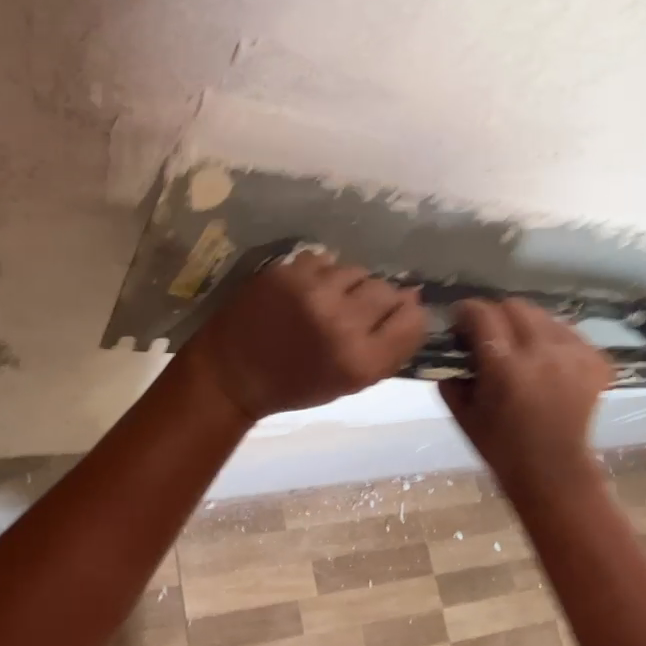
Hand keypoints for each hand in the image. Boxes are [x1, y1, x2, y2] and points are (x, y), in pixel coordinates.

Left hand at [183, 250, 428, 420]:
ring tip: (329, 300)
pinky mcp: (287, 273)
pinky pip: (325, 259)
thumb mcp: (348, 383)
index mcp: (361, 361)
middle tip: (355, 311)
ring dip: (350, 284)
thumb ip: (388, 348)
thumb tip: (414, 302)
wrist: (231, 373)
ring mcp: (314, 293)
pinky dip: (322, 273)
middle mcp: (343, 323)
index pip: (413, 320)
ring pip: (357, 271)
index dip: (407, 315)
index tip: (393, 317)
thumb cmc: (294, 385)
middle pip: (388, 291)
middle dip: (379, 299)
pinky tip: (308, 290)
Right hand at [438, 299, 611, 491]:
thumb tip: (451, 359)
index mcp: (504, 367)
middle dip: (496, 315)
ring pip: (544, 316)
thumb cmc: (502, 447)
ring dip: (525, 325)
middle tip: (488, 335)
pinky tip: (545, 359)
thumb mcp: (463, 416)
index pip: (482, 314)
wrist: (553, 471)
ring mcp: (573, 356)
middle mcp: (541, 353)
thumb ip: (450, 382)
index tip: (460, 322)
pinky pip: (570, 333)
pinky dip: (553, 339)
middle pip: (515, 306)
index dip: (466, 312)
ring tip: (520, 346)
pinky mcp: (596, 363)